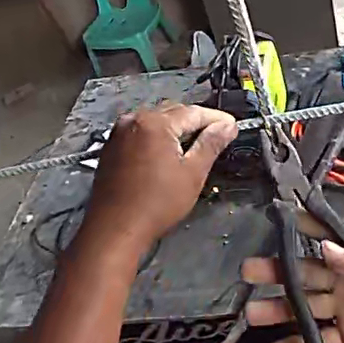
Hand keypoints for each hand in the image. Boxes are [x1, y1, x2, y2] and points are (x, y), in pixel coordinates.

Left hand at [79, 103, 236, 257]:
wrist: (114, 230)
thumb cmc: (156, 204)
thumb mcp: (192, 173)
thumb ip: (211, 144)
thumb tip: (227, 126)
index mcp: (154, 123)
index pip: (193, 112)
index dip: (216, 118)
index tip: (232, 126)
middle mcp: (134, 120)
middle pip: (173, 113)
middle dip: (196, 122)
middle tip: (218, 134)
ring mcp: (119, 133)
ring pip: (156, 122)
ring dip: (177, 129)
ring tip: (196, 143)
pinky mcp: (111, 147)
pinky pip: (141, 133)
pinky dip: (158, 138)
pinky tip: (168, 153)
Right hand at [240, 232, 343, 342]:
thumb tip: (325, 249)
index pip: (332, 238)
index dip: (307, 227)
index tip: (279, 217)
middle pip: (309, 273)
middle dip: (279, 270)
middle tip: (248, 270)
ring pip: (307, 307)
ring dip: (279, 309)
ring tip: (251, 313)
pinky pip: (318, 342)